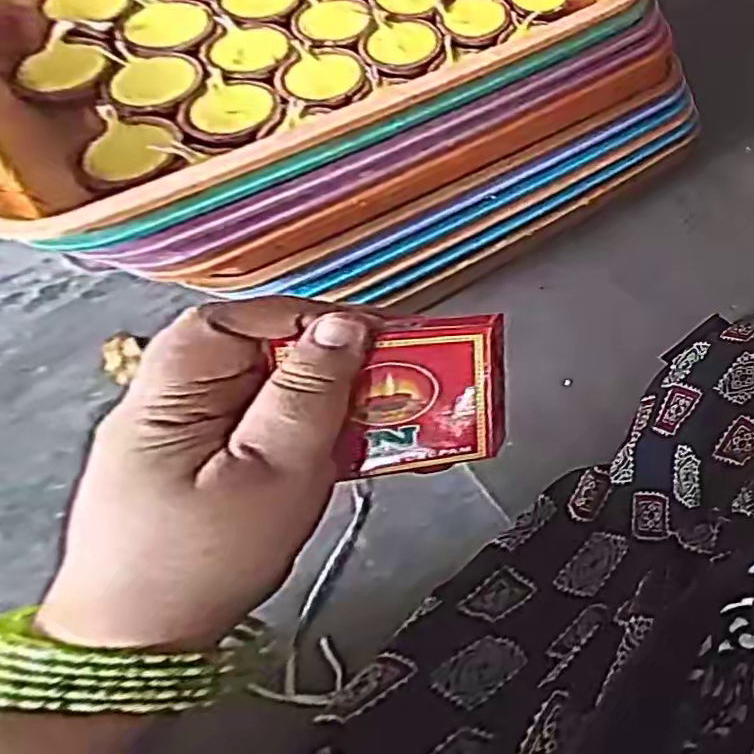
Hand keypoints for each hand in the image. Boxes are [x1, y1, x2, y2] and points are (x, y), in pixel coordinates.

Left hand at [36, 299, 382, 650]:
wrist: (151, 639)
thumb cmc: (204, 559)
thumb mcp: (275, 467)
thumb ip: (309, 392)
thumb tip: (344, 325)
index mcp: (170, 405)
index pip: (227, 324)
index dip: (300, 316)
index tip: (366, 332)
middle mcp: (183, 410)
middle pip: (266, 350)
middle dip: (341, 355)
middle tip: (399, 366)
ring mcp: (206, 435)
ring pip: (287, 384)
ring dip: (348, 390)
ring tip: (397, 404)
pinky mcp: (232, 457)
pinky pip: (291, 417)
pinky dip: (337, 419)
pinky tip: (369, 437)